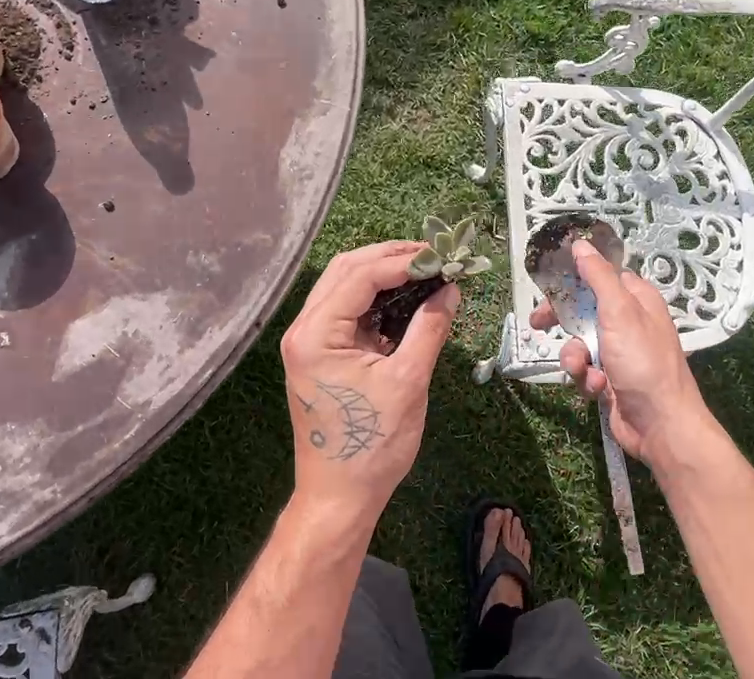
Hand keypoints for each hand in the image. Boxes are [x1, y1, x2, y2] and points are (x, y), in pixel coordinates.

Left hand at [280, 241, 456, 525]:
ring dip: (384, 274)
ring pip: (345, 286)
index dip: (404, 261)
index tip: (442, 257)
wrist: (339, 497)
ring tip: (426, 271)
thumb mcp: (408, 382)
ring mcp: (308, 341)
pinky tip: (407, 299)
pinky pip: (348, 310)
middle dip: (391, 258)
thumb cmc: (371, 445)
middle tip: (435, 256)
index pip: (360, 275)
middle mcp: (304, 329)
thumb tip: (450, 289)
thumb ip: (429, 328)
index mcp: (316, 334)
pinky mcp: (320, 354)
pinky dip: (377, 298)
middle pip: (346, 270)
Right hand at [530, 239, 717, 467]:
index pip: (601, 277)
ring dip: (576, 357)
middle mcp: (629, 323)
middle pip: (584, 310)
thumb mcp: (619, 312)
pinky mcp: (611, 380)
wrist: (660, 426)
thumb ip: (598, 277)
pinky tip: (599, 389)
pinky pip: (585, 370)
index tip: (550, 283)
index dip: (576, 279)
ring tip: (586, 369)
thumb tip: (581, 244)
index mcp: (637, 300)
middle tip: (539, 323)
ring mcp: (620, 353)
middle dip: (563, 321)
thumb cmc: (643, 362)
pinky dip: (587, 379)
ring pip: (579, 343)